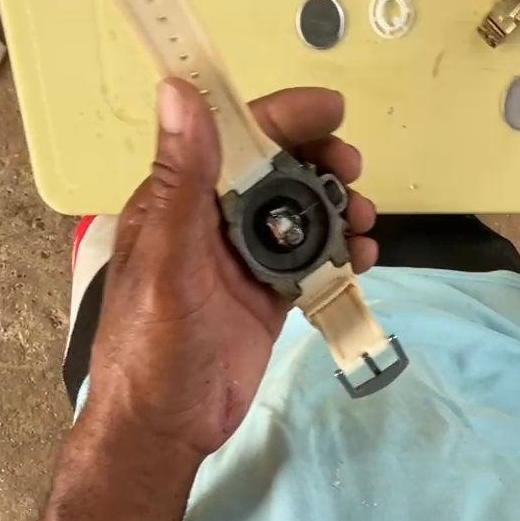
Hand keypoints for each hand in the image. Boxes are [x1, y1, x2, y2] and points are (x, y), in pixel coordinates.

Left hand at [83, 80, 377, 460]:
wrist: (166, 426)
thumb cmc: (154, 351)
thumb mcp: (165, 266)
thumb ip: (180, 186)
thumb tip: (180, 93)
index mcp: (178, 204)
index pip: (233, 140)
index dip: (282, 118)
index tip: (333, 112)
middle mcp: (213, 225)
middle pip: (274, 173)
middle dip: (320, 165)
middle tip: (355, 175)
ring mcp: (243, 264)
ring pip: (298, 218)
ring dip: (337, 212)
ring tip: (366, 223)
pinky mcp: (267, 300)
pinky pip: (308, 265)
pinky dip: (338, 256)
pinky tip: (361, 259)